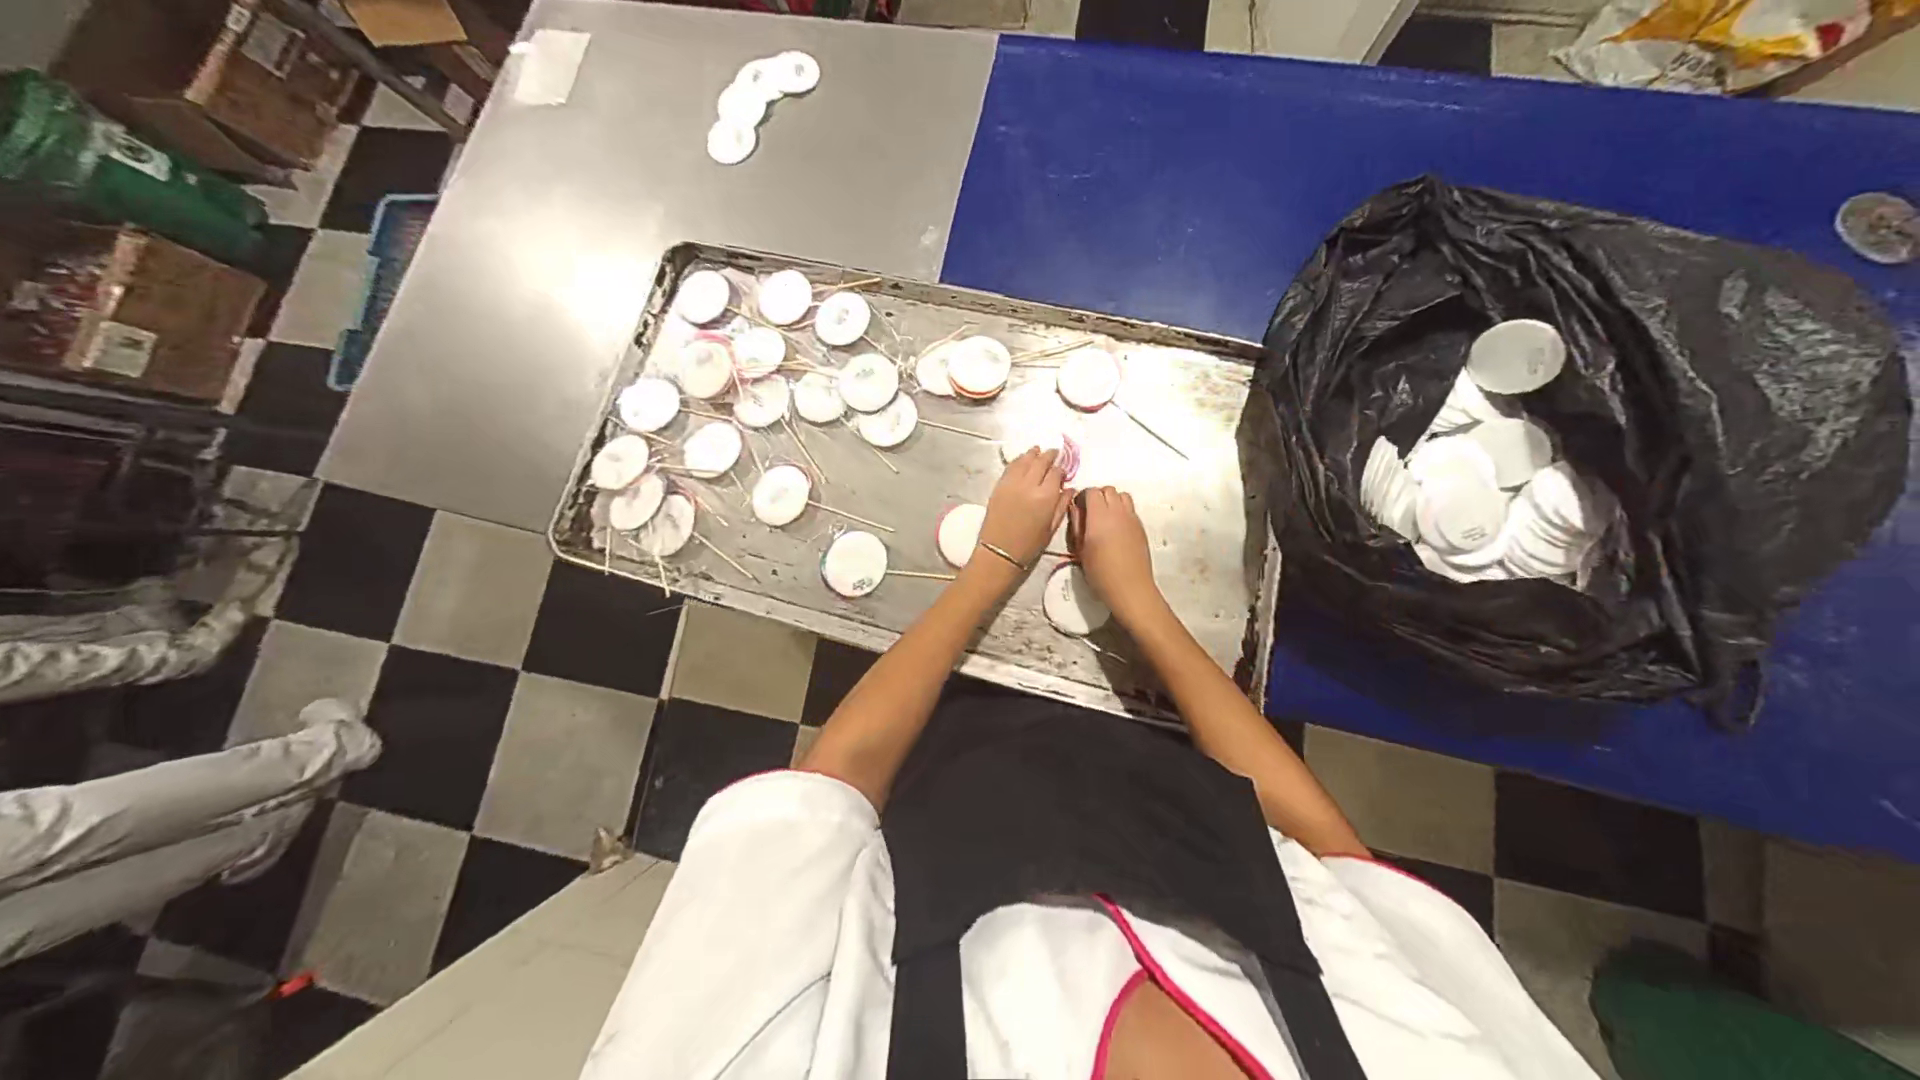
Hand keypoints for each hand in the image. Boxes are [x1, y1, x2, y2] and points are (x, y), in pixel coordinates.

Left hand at [976, 448, 1070, 572]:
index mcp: (1046, 496)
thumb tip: (1070, 488)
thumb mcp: (1052, 527)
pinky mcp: (999, 485)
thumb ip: (1062, 505)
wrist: (1000, 552)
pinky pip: (1011, 467)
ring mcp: (1012, 483)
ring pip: (1025, 460)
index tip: (1064, 470)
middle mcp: (1029, 485)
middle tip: (1054, 453)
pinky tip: (1023, 459)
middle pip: (1041, 461)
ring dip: (1033, 454)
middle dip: (1049, 456)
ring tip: (1038, 450)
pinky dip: (1018, 460)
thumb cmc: (1029, 545)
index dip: (1062, 469)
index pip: (1056, 472)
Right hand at [1068, 487, 1163, 625]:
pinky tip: (1116, 529)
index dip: (1083, 497)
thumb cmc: (1100, 572)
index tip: (1078, 508)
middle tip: (1090, 512)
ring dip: (1112, 501)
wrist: (1130, 588)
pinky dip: (1122, 511)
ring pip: (1122, 496)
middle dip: (1097, 496)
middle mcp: (1118, 512)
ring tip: (1104, 517)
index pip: (1092, 491)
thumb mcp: (1080, 549)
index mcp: (1099, 516)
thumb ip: (1077, 525)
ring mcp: (1132, 518)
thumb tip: (1075, 509)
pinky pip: (1130, 509)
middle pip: (1108, 489)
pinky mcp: (1141, 527)